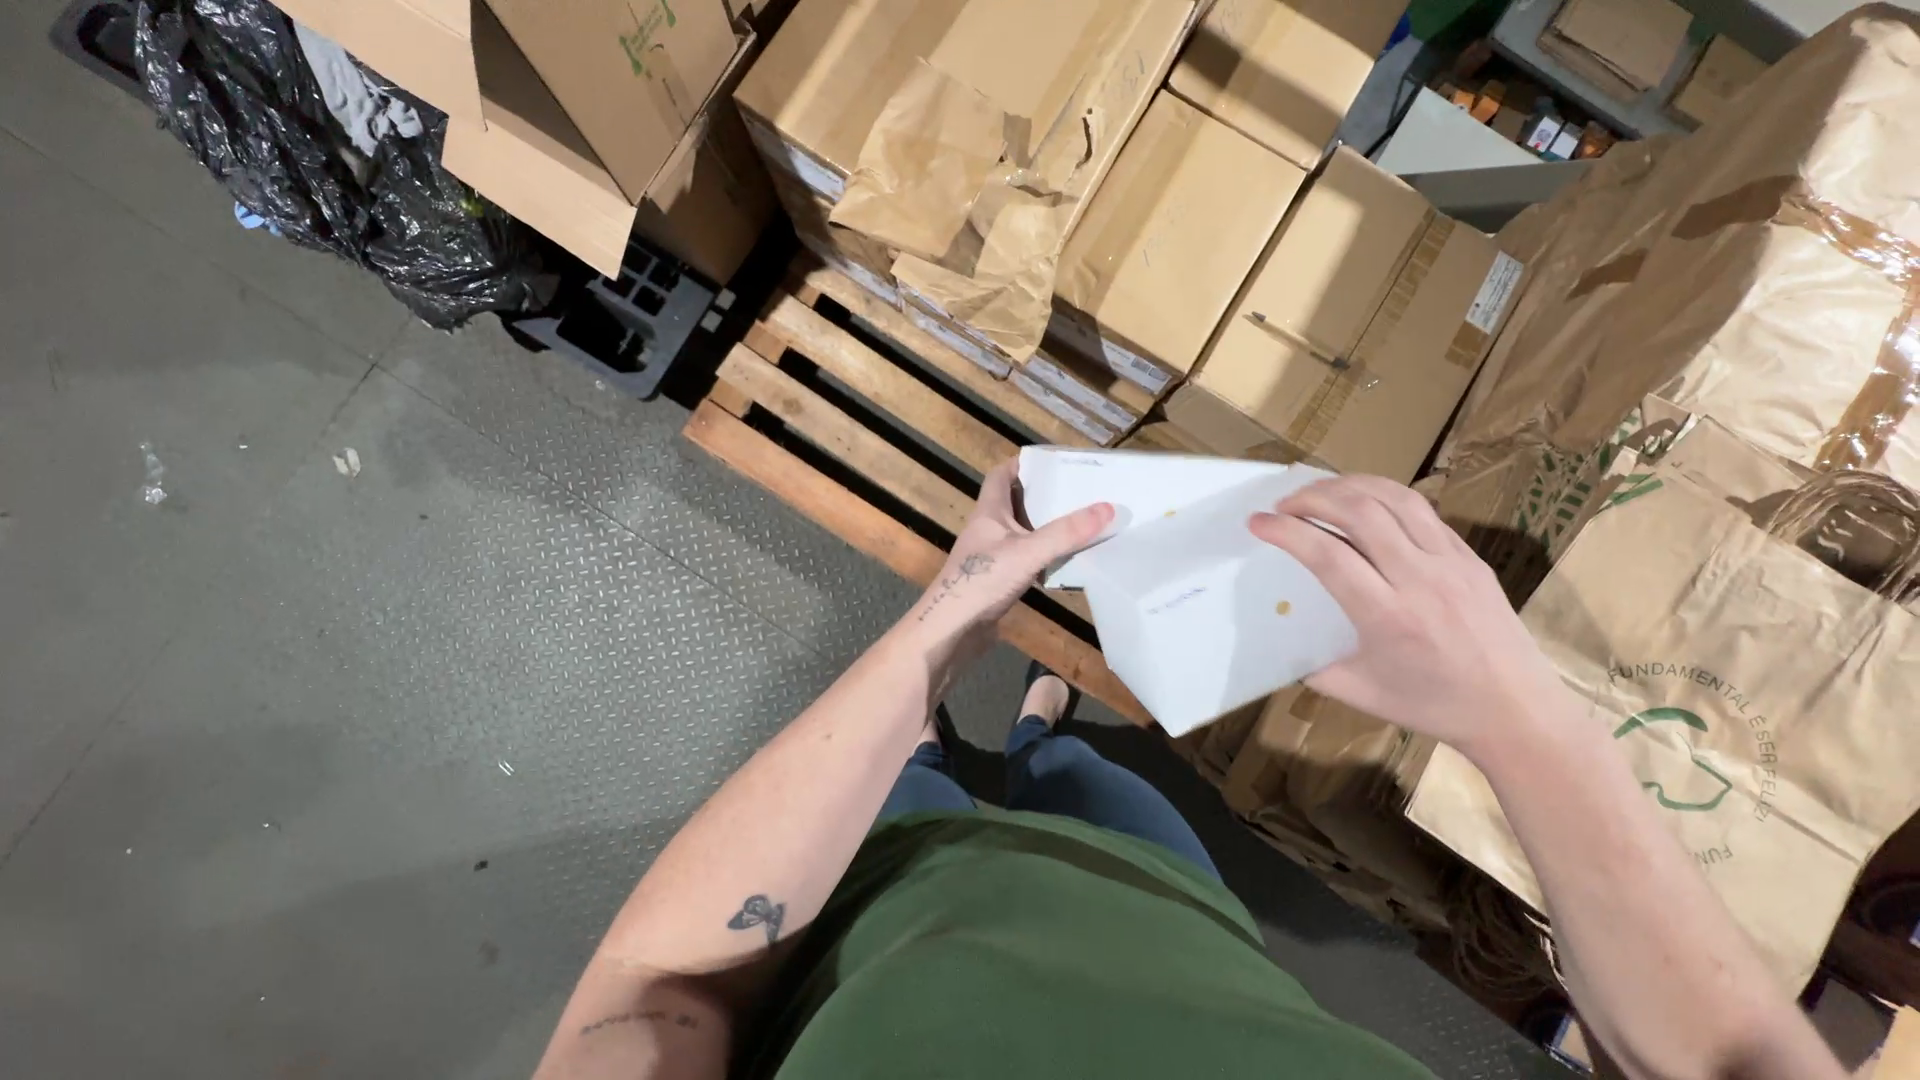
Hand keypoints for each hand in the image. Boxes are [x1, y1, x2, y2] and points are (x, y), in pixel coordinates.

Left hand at [899, 460, 1112, 668]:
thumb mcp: (1027, 552)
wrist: (952, 631)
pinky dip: (1046, 558)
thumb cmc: (981, 582)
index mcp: (988, 513)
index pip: (1000, 476)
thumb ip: (1065, 532)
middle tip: (1080, 492)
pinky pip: (1027, 561)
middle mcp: (988, 531)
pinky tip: (1069, 562)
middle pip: (1016, 503)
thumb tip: (1107, 507)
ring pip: (1024, 534)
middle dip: (1045, 496)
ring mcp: (992, 558)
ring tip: (1083, 523)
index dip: (1023, 464)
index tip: (1054, 461)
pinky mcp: (999, 582)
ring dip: (1048, 528)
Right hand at [1247, 475, 1567, 756]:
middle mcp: (1419, 580)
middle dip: (1312, 498)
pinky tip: (1363, 502)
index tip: (1257, 523)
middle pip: (1359, 513)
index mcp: (1387, 617)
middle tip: (1283, 504)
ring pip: (1394, 499)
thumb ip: (1312, 668)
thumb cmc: (1433, 707)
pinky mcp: (1470, 557)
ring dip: (1348, 486)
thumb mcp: (1359, 693)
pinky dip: (1383, 495)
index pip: (1328, 555)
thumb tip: (1282, 641)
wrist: (1517, 711)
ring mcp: (1451, 563)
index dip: (1286, 531)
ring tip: (1318, 492)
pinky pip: (1422, 511)